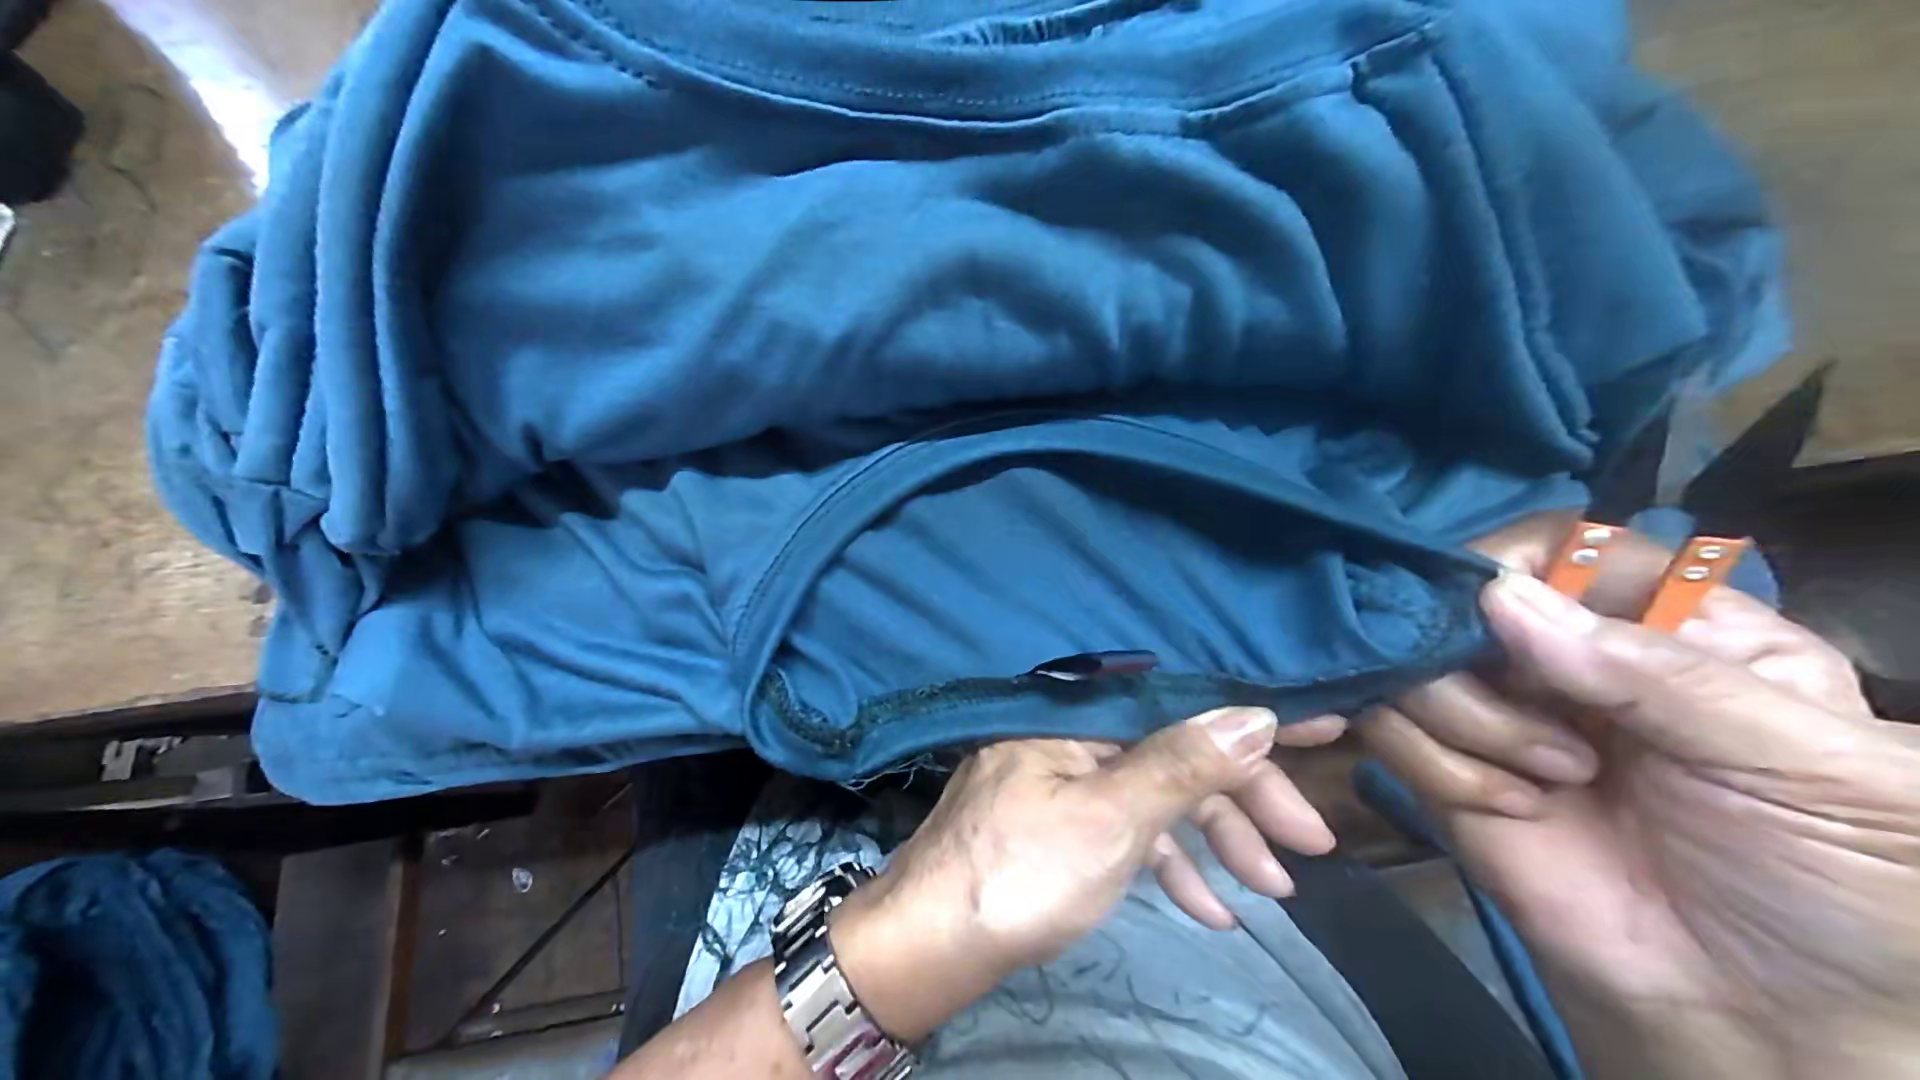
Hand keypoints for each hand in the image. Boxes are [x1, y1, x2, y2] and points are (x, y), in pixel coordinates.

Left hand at [828, 708, 1340, 1039]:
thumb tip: (1253, 714)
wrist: (931, 944)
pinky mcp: (1058, 824)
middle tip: (1310, 845)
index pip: (1179, 708)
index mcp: (1076, 717)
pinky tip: (1209, 908)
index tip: (1323, 729)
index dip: (1250, 723)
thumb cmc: (1023, 873)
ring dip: (1213, 840)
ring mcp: (1063, 781)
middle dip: (1242, 799)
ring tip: (1273, 889)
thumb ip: (1181, 764)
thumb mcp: (1111, 818)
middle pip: (1173, 757)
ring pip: (1154, 799)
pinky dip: (1165, 864)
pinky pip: (1123, 831)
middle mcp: (1071, 737)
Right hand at [1361, 516, 1919, 1077]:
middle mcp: (1554, 653)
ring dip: (1471, 728)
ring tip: (1551, 785)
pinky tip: (1511, 809)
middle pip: (1457, 602)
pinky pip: (1384, 726)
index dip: (1520, 562)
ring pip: (1408, 664)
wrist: (1743, 1014)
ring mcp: (1484, 704)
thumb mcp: (1808, 769)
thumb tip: (1497, 595)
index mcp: (1660, 626)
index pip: (1560, 544)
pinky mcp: (1429, 755)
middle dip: (1485, 668)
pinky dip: (1442, 769)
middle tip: (1554, 733)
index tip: (1496, 606)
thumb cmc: (1826, 885)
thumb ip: (1663, 673)